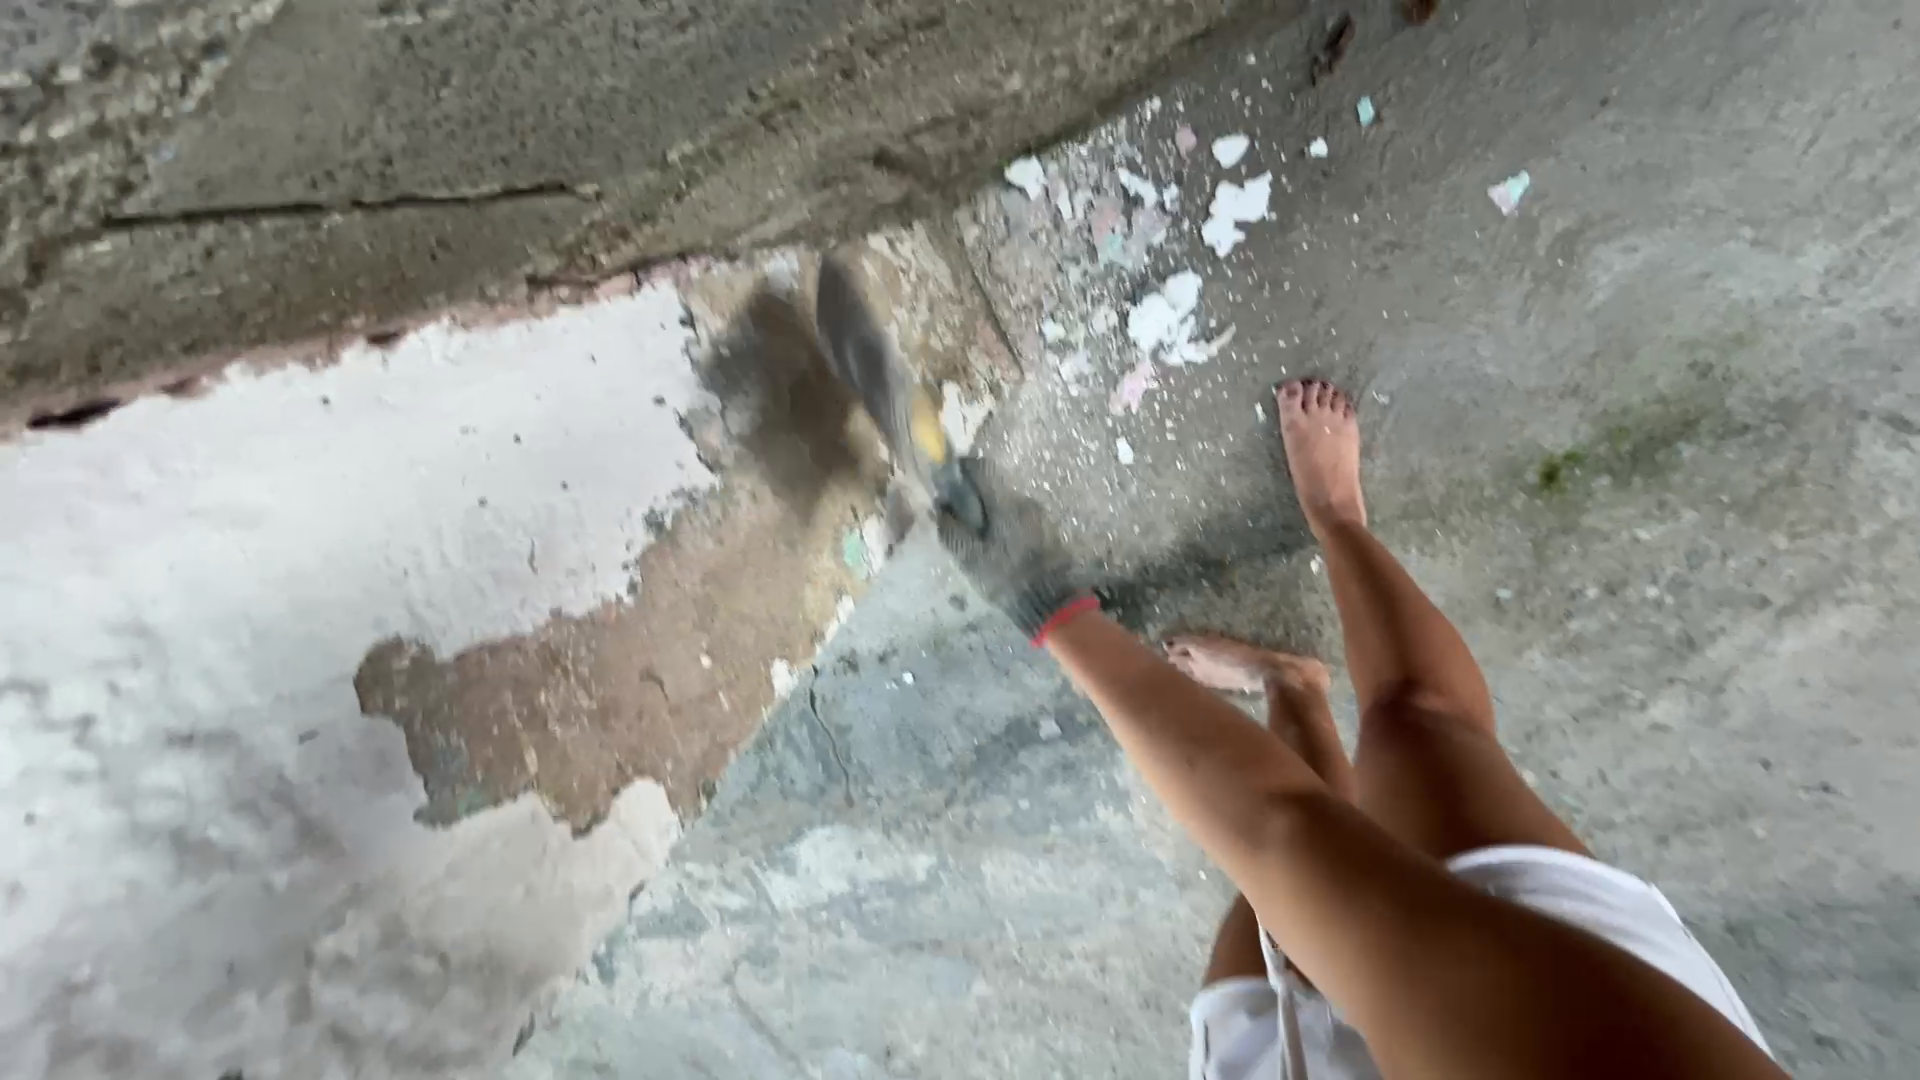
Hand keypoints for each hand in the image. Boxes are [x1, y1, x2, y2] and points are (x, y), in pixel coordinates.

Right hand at [935, 460, 1097, 643]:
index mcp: (1005, 502)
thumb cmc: (1007, 578)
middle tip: (958, 518)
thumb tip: (940, 507)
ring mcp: (1040, 515)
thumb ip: (951, 529)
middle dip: (974, 496)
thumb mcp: (970, 558)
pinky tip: (999, 548)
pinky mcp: (1048, 530)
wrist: (1053, 602)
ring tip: (978, 539)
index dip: (961, 469)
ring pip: (1007, 503)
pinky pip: (1020, 517)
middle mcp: (1025, 501)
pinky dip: (1005, 524)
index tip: (947, 484)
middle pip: (995, 485)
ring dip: (990, 512)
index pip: (982, 467)